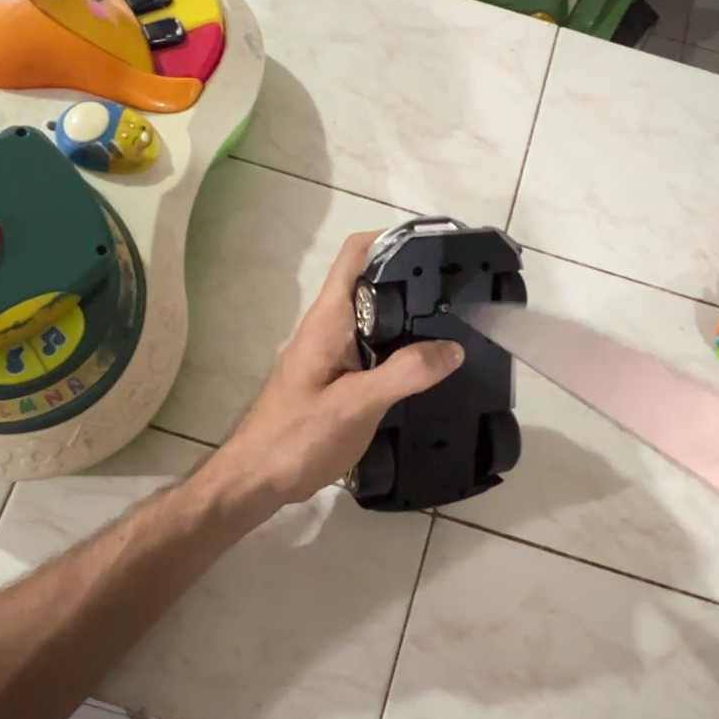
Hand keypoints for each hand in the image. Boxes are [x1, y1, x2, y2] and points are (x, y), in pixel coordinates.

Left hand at [206, 231, 463, 506]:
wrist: (257, 479)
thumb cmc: (297, 439)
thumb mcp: (355, 406)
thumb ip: (404, 374)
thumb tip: (452, 348)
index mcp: (328, 320)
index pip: (357, 254)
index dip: (395, 239)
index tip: (438, 248)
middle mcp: (329, 327)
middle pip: (373, 283)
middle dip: (415, 280)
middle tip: (462, 291)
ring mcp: (332, 353)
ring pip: (376, 319)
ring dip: (411, 318)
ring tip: (458, 325)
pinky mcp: (338, 378)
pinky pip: (375, 350)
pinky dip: (402, 349)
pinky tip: (429, 368)